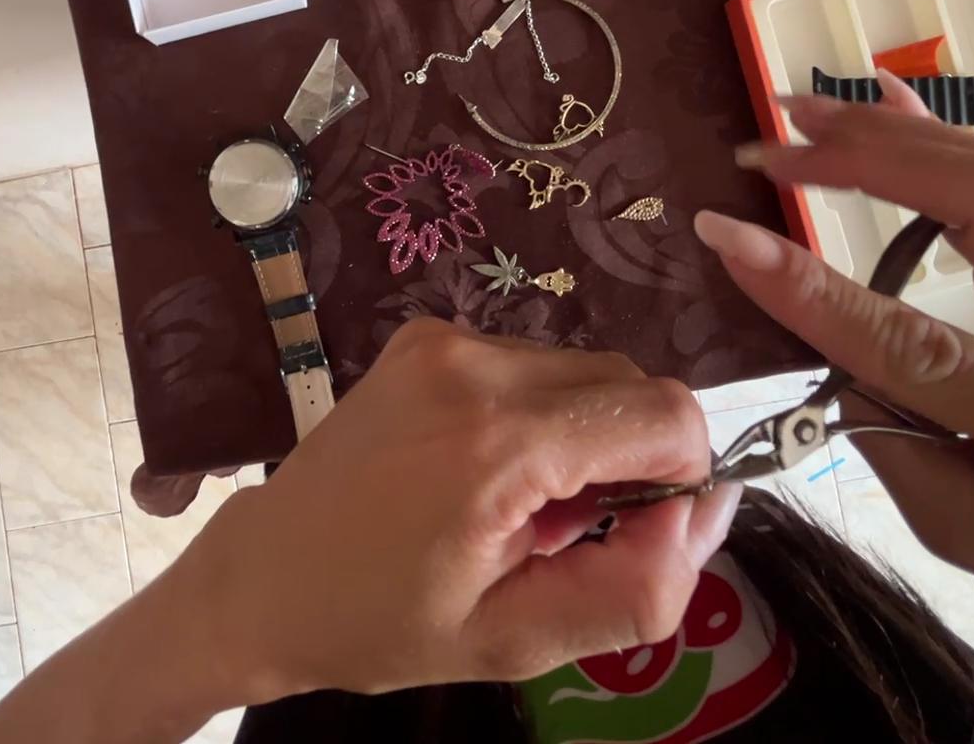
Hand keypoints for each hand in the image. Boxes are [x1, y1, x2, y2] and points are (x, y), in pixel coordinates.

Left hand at [164, 317, 740, 699]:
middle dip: (629, 456)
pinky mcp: (424, 334)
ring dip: (582, 432)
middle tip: (566, 525)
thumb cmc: (383, 621)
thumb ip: (638, 584)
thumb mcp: (519, 639)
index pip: (664, 413)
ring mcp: (444, 338)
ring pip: (581, 368)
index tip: (634, 529)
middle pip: (626, 382)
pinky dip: (538, 409)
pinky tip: (486, 461)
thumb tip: (705, 506)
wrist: (267, 572)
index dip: (679, 475)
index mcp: (497, 441)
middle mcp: (473, 362)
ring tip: (518, 498)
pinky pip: (529, 360)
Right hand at [693, 74, 973, 682]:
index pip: (919, 345)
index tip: (726, 236)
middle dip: (867, 160)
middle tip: (771, 144)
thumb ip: (889, 438)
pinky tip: (889, 101)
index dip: (811, 289)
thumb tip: (827, 341)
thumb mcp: (966, 534)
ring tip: (807, 112)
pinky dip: (941, 141)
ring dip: (896, 134)